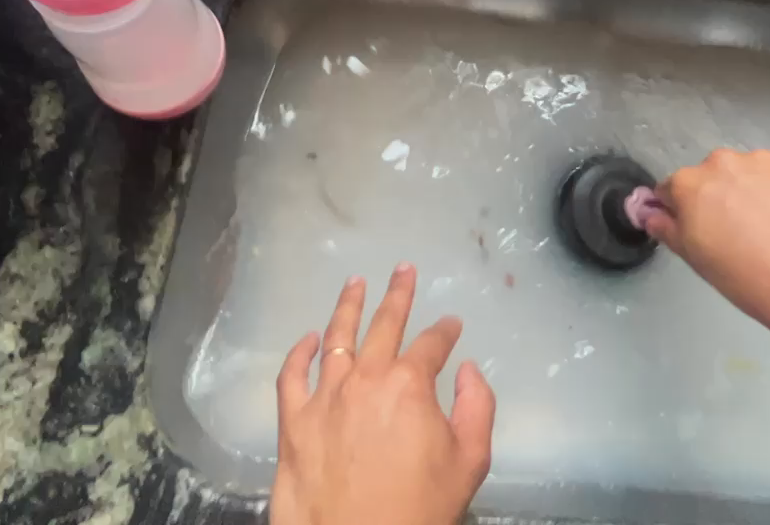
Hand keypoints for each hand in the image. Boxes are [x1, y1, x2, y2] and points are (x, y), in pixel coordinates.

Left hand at [271, 265, 495, 524]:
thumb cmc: (418, 511)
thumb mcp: (469, 463)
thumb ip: (477, 408)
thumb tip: (468, 370)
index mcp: (409, 384)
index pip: (432, 343)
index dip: (445, 331)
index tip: (452, 324)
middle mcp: (366, 377)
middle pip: (384, 323)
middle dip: (399, 293)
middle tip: (404, 269)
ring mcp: (325, 396)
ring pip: (337, 336)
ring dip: (348, 305)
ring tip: (355, 281)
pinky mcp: (292, 422)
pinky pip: (292, 376)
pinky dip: (299, 353)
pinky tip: (309, 338)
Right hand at [636, 149, 769, 350]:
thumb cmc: (747, 279)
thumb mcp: (696, 259)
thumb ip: (667, 228)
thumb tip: (651, 212)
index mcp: (690, 183)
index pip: (676, 188)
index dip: (688, 209)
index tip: (706, 230)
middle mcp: (724, 161)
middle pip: (718, 174)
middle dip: (726, 194)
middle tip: (745, 230)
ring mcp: (767, 159)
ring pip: (756, 171)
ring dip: (760, 189)